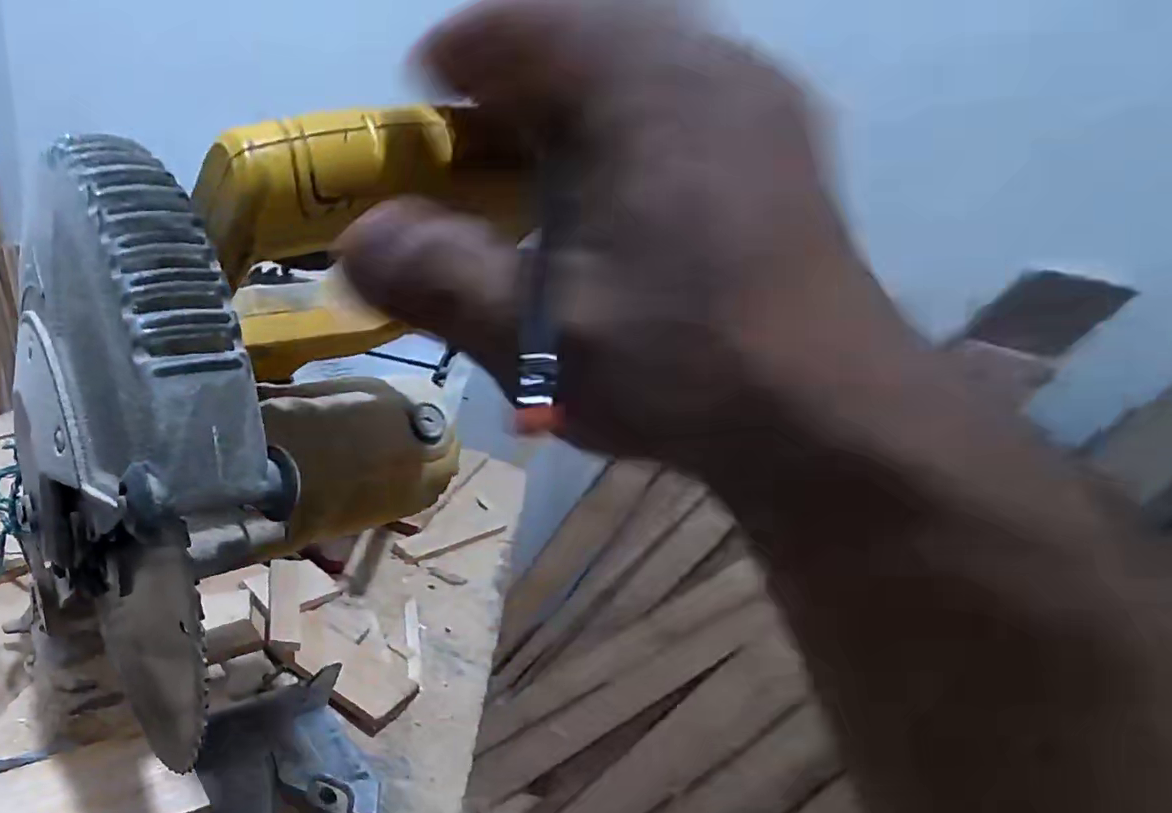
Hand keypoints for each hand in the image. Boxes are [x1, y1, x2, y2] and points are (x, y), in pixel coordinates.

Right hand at [338, 0, 919, 470]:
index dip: (457, 53)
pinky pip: (669, 107)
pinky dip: (608, 132)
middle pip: (583, 37)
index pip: (527, 28)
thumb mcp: (529, 337)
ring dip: (559, 107)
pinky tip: (592, 197)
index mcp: (642, 93)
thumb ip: (436, 280)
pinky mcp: (769, 155)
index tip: (415, 94)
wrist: (817, 416)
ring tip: (515, 166)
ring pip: (632, 69)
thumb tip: (354, 241)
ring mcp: (751, 108)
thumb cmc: (668, 368)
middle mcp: (707, 70)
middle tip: (458, 140)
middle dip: (506, 82)